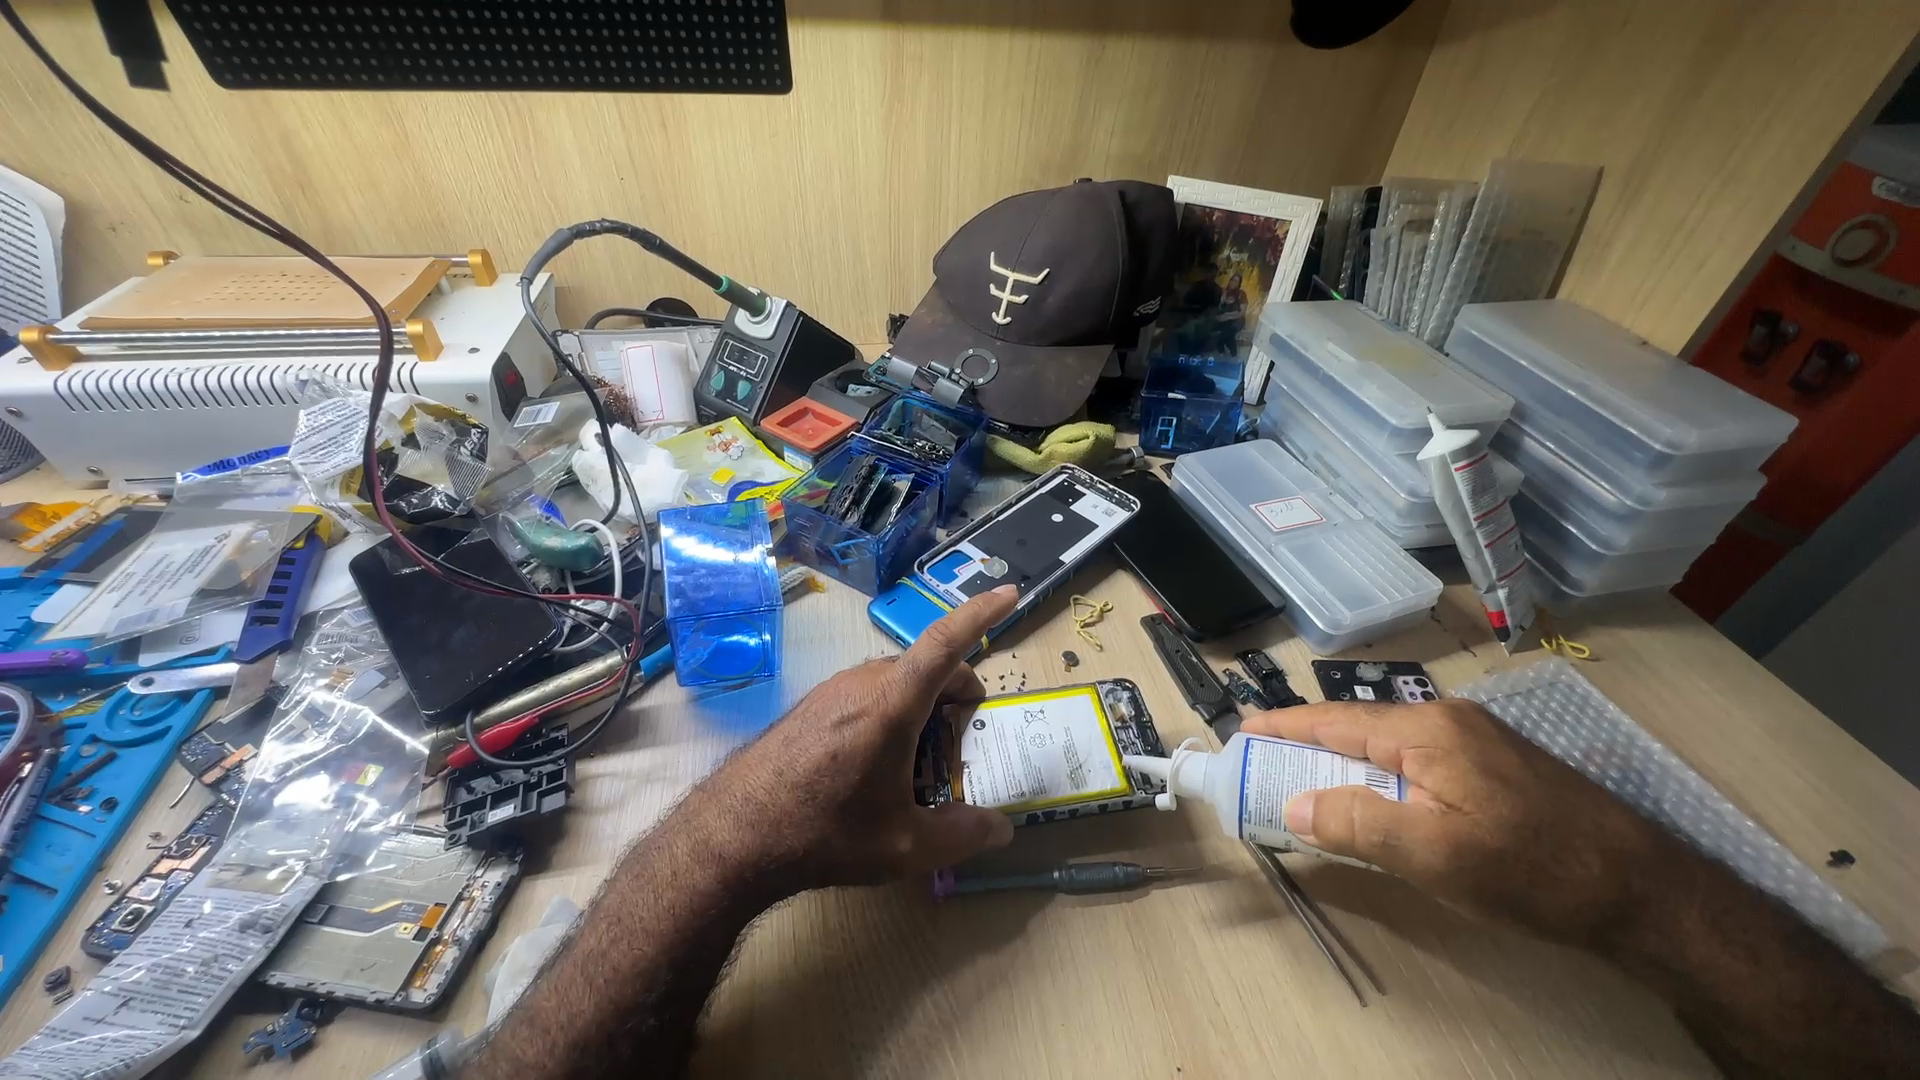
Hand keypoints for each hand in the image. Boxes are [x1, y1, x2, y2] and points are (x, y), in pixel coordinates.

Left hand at [689, 585, 1019, 893]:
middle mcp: (865, 681)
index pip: (946, 642)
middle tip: (954, 758)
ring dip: (923, 713)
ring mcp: (835, 689)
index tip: (1009, 592)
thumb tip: (1002, 828)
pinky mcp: (814, 703)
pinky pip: (870, 695)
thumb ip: (962, 834)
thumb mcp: (905, 845)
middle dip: (956, 703)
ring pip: (900, 684)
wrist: (734, 835)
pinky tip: (872, 772)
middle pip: (930, 671)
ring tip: (910, 774)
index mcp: (894, 702)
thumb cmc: (825, 832)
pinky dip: (892, 717)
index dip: (982, 614)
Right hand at [1241, 699, 1682, 947]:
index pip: (1334, 720)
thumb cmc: (1532, 871)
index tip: (1242, 731)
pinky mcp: (1498, 762)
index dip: (1284, 726)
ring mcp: (1477, 738)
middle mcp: (1448, 719)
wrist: (1653, 896)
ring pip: (1389, 742)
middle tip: (1268, 765)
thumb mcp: (1433, 854)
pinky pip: (1418, 756)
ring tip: (1312, 781)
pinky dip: (1382, 771)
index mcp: (1426, 730)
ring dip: (1346, 760)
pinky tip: (1379, 796)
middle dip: (1309, 744)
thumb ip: (1356, 822)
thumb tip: (1295, 804)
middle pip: (1359, 726)